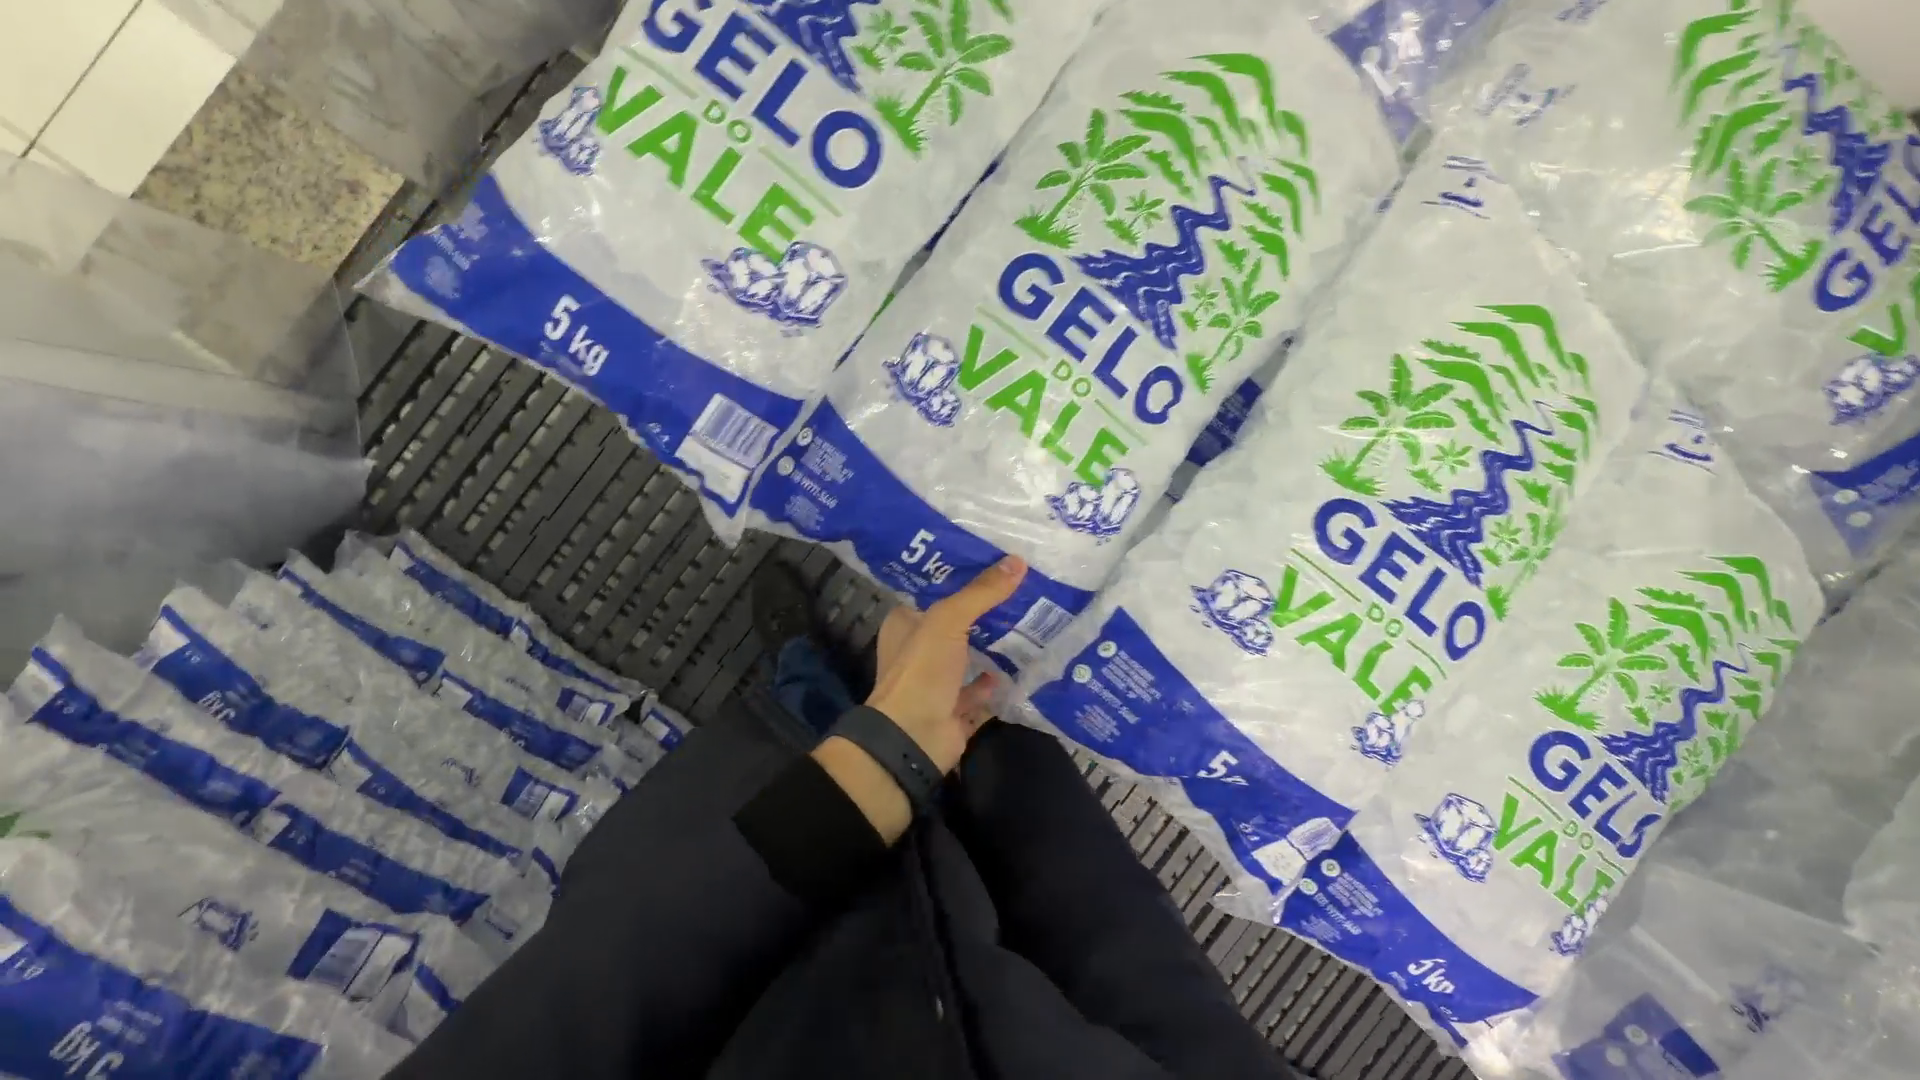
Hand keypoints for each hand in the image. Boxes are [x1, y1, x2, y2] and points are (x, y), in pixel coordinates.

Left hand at [867, 556, 1027, 772]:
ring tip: (1033, 621)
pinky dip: (999, 681)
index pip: (935, 592)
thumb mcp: (948, 621)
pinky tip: (1025, 665)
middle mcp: (919, 650)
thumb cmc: (922, 670)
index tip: (996, 562)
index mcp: (906, 624)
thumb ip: (981, 593)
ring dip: (996, 646)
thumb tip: (1018, 561)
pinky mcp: (955, 708)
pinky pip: (982, 691)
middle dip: (987, 612)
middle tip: (1024, 588)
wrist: (914, 738)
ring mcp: (937, 682)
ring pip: (971, 657)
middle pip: (958, 624)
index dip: (963, 577)